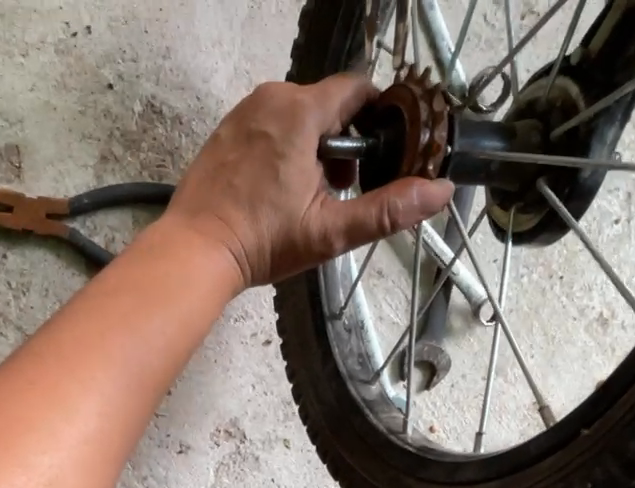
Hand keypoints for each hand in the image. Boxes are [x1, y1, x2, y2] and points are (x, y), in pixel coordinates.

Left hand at [162, 74, 456, 289]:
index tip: (377, 156)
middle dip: (342, 142)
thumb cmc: (260, 242)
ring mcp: (242, 114)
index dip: (376, 119)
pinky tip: (276, 191)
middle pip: (326, 104)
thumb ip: (387, 210)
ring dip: (312, 147)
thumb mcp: (330, 230)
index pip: (356, 89)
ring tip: (306, 196)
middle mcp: (270, 98)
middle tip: (337, 189)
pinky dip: (281, 149)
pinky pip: (267, 127)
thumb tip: (439, 192)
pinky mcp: (224, 133)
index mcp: (300, 111)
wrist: (195, 252)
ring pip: (296, 116)